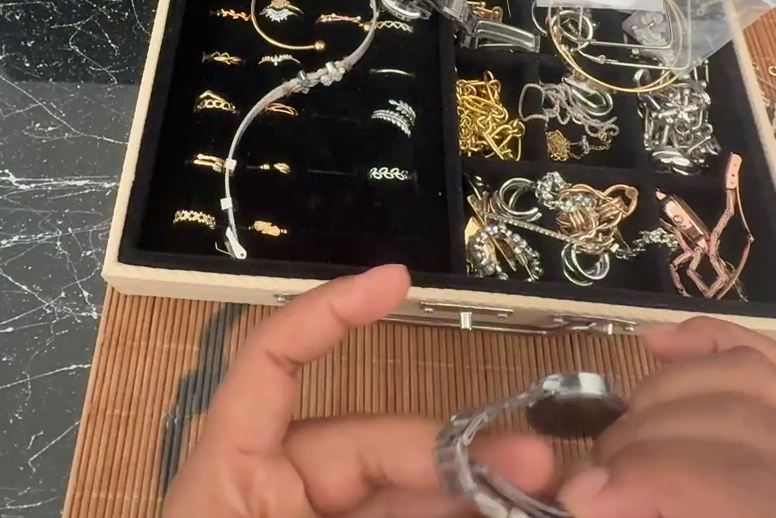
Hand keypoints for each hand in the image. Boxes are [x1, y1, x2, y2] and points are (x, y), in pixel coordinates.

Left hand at [163, 264, 556, 516]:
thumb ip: (403, 516)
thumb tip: (487, 495)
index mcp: (230, 476)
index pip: (275, 360)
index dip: (333, 309)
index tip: (399, 281)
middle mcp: (273, 495)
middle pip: (370, 447)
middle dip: (453, 452)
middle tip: (540, 465)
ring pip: (402, 502)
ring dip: (470, 499)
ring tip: (545, 496)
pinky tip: (503, 514)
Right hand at [560, 318, 775, 517]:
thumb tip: (585, 497)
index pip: (739, 479)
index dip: (645, 476)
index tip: (578, 498)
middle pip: (735, 419)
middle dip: (640, 440)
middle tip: (591, 485)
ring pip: (748, 377)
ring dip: (661, 394)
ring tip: (620, 446)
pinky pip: (772, 364)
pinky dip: (706, 342)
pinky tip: (654, 348)